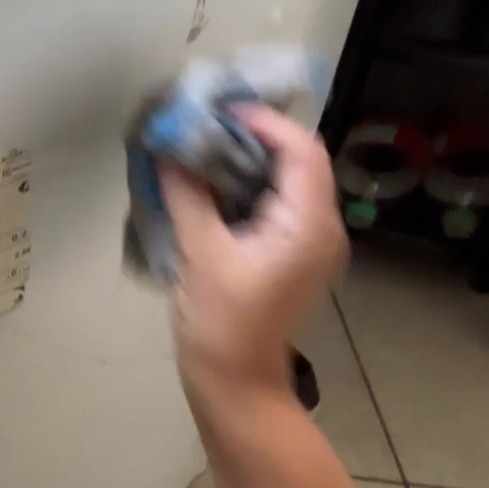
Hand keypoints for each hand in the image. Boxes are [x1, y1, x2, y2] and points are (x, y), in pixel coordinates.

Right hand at [161, 105, 346, 403]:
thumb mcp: (199, 252)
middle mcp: (319, 228)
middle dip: (250, 138)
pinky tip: (206, 188)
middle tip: (201, 125)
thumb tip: (168, 149)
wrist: (235, 378)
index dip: (264, 122)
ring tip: (197, 150)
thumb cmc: (221, 318)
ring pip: (284, 184)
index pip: (301, 151)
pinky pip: (272, 206)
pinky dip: (242, 188)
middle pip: (297, 163)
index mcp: (308, 224)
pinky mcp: (287, 256)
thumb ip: (187, 195)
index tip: (217, 110)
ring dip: (244, 162)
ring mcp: (306, 244)